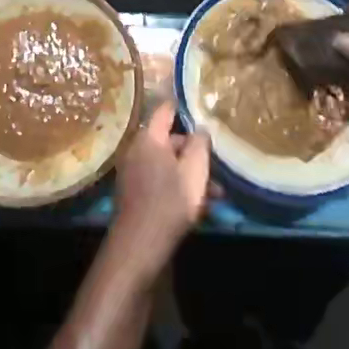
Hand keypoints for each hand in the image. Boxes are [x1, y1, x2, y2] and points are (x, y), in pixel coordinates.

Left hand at [109, 101, 210, 273]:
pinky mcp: (133, 190)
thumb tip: (200, 128)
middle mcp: (135, 149)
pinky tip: (198, 204)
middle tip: (216, 166)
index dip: (183, 106)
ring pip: (167, 162)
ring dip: (190, 173)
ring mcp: (132, 170)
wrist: (140, 244)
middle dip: (194, 152)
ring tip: (216, 193)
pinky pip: (159, 178)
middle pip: (168, 140)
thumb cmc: (171, 202)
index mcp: (148, 138)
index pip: (165, 110)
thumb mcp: (195, 170)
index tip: (200, 104)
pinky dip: (177, 184)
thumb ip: (200, 144)